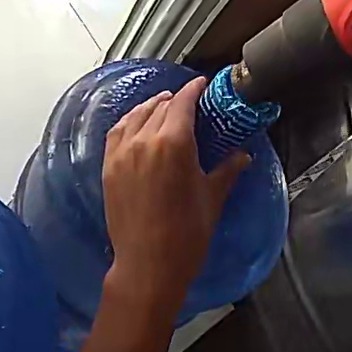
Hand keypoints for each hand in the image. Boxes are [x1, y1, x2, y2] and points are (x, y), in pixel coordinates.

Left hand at [100, 76, 251, 320]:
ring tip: (164, 107)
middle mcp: (144, 140)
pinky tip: (138, 124)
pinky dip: (129, 122)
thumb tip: (243, 156)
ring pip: (136, 115)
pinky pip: (117, 132)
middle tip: (191, 101)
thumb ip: (227, 169)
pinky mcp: (109, 167)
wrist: (148, 266)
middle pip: (161, 106)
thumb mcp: (212, 197)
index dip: (194, 90)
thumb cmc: (186, 234)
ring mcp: (122, 153)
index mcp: (174, 143)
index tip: (202, 85)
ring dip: (152, 107)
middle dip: (177, 99)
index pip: (183, 103)